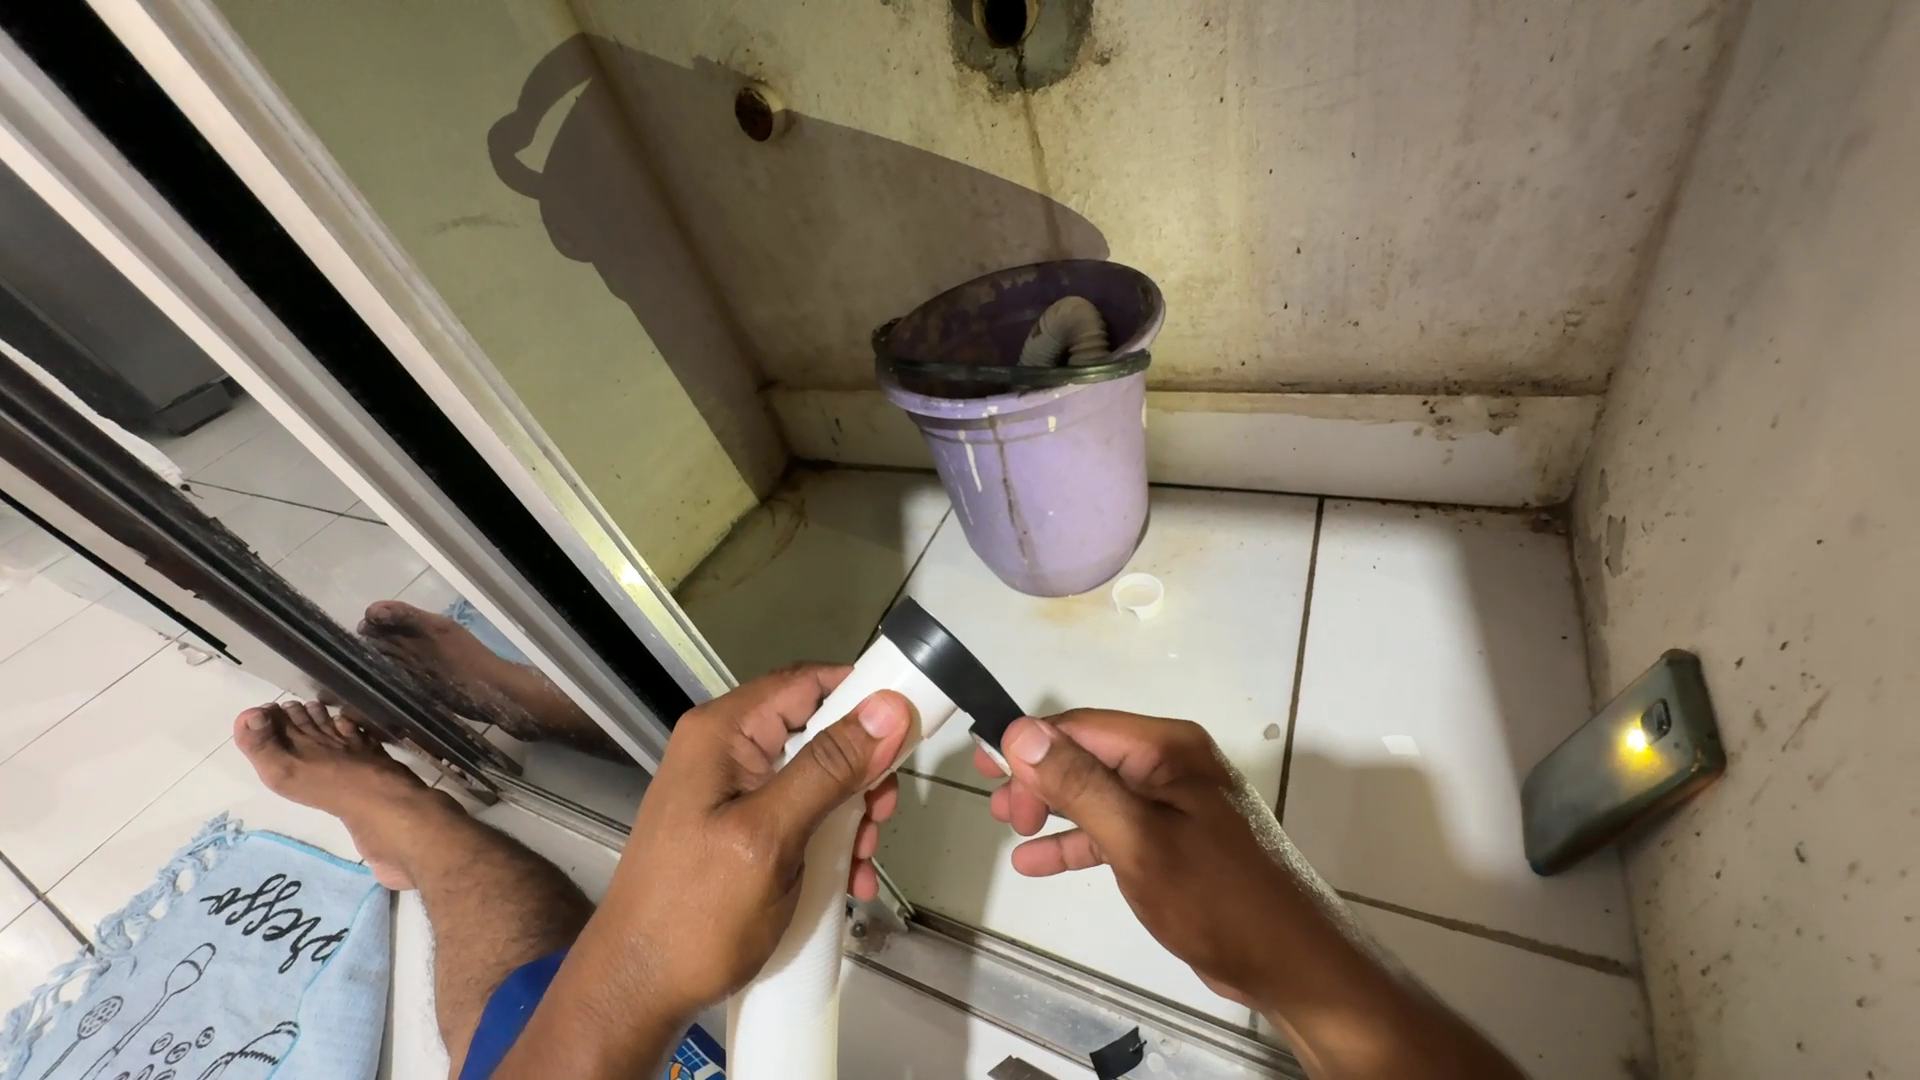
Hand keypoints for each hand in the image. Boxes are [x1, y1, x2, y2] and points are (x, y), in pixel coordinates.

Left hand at [611, 664, 909, 1021]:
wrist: (636, 996)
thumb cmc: (697, 914)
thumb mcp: (771, 836)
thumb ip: (830, 768)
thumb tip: (889, 708)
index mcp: (724, 731)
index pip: (808, 682)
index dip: (862, 696)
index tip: (906, 731)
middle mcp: (727, 747)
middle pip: (818, 729)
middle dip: (861, 770)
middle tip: (880, 815)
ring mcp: (732, 788)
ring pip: (817, 773)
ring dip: (851, 812)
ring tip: (861, 860)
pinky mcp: (740, 823)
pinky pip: (802, 809)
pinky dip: (831, 836)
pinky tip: (846, 878)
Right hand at [976, 712, 1526, 1079]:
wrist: (1294, 967)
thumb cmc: (1216, 898)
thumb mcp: (1137, 840)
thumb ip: (1078, 783)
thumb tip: (1021, 732)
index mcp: (1167, 747)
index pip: (1081, 728)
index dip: (1030, 744)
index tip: (987, 767)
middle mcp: (1170, 763)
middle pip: (1087, 756)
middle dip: (1039, 778)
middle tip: (998, 808)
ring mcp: (1174, 801)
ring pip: (1097, 791)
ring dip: (1053, 807)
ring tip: (1010, 826)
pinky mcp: (1174, 837)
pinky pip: (1115, 825)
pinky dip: (1078, 838)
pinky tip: (1040, 858)